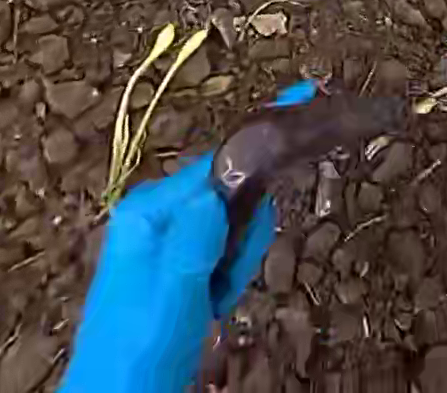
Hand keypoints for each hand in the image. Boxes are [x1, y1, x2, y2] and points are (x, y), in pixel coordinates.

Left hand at [60, 78, 316, 392]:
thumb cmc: (141, 347)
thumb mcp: (172, 292)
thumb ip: (193, 239)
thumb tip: (218, 187)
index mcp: (150, 209)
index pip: (222, 160)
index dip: (266, 139)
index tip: (305, 98)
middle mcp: (160, 211)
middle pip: (235, 187)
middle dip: (247, 228)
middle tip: (230, 273)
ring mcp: (170, 234)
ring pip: (238, 215)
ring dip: (240, 252)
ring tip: (217, 292)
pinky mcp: (183, 256)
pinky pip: (228, 240)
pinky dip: (233, 264)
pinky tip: (215, 295)